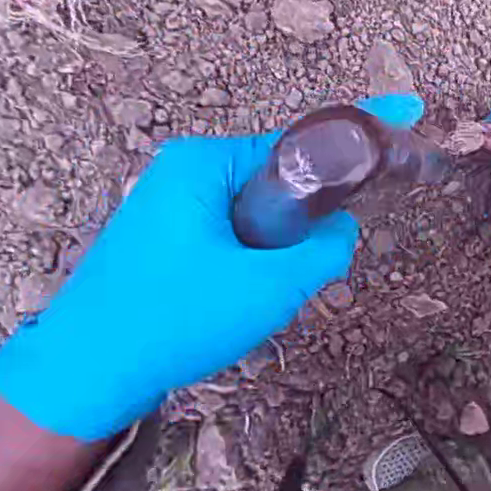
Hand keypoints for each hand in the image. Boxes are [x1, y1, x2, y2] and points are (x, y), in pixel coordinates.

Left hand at [0, 94, 424, 440]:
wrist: (83, 376)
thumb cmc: (174, 320)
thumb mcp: (270, 286)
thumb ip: (326, 250)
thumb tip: (342, 230)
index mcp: (205, 163)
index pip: (299, 140)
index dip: (357, 135)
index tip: (406, 113)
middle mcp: (185, 170)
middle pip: (281, 178)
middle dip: (306, 220)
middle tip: (305, 269)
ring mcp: (171, 202)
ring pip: (259, 210)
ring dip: (278, 246)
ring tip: (260, 293)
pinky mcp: (167, 234)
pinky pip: (235, 230)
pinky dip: (255, 255)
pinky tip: (240, 296)